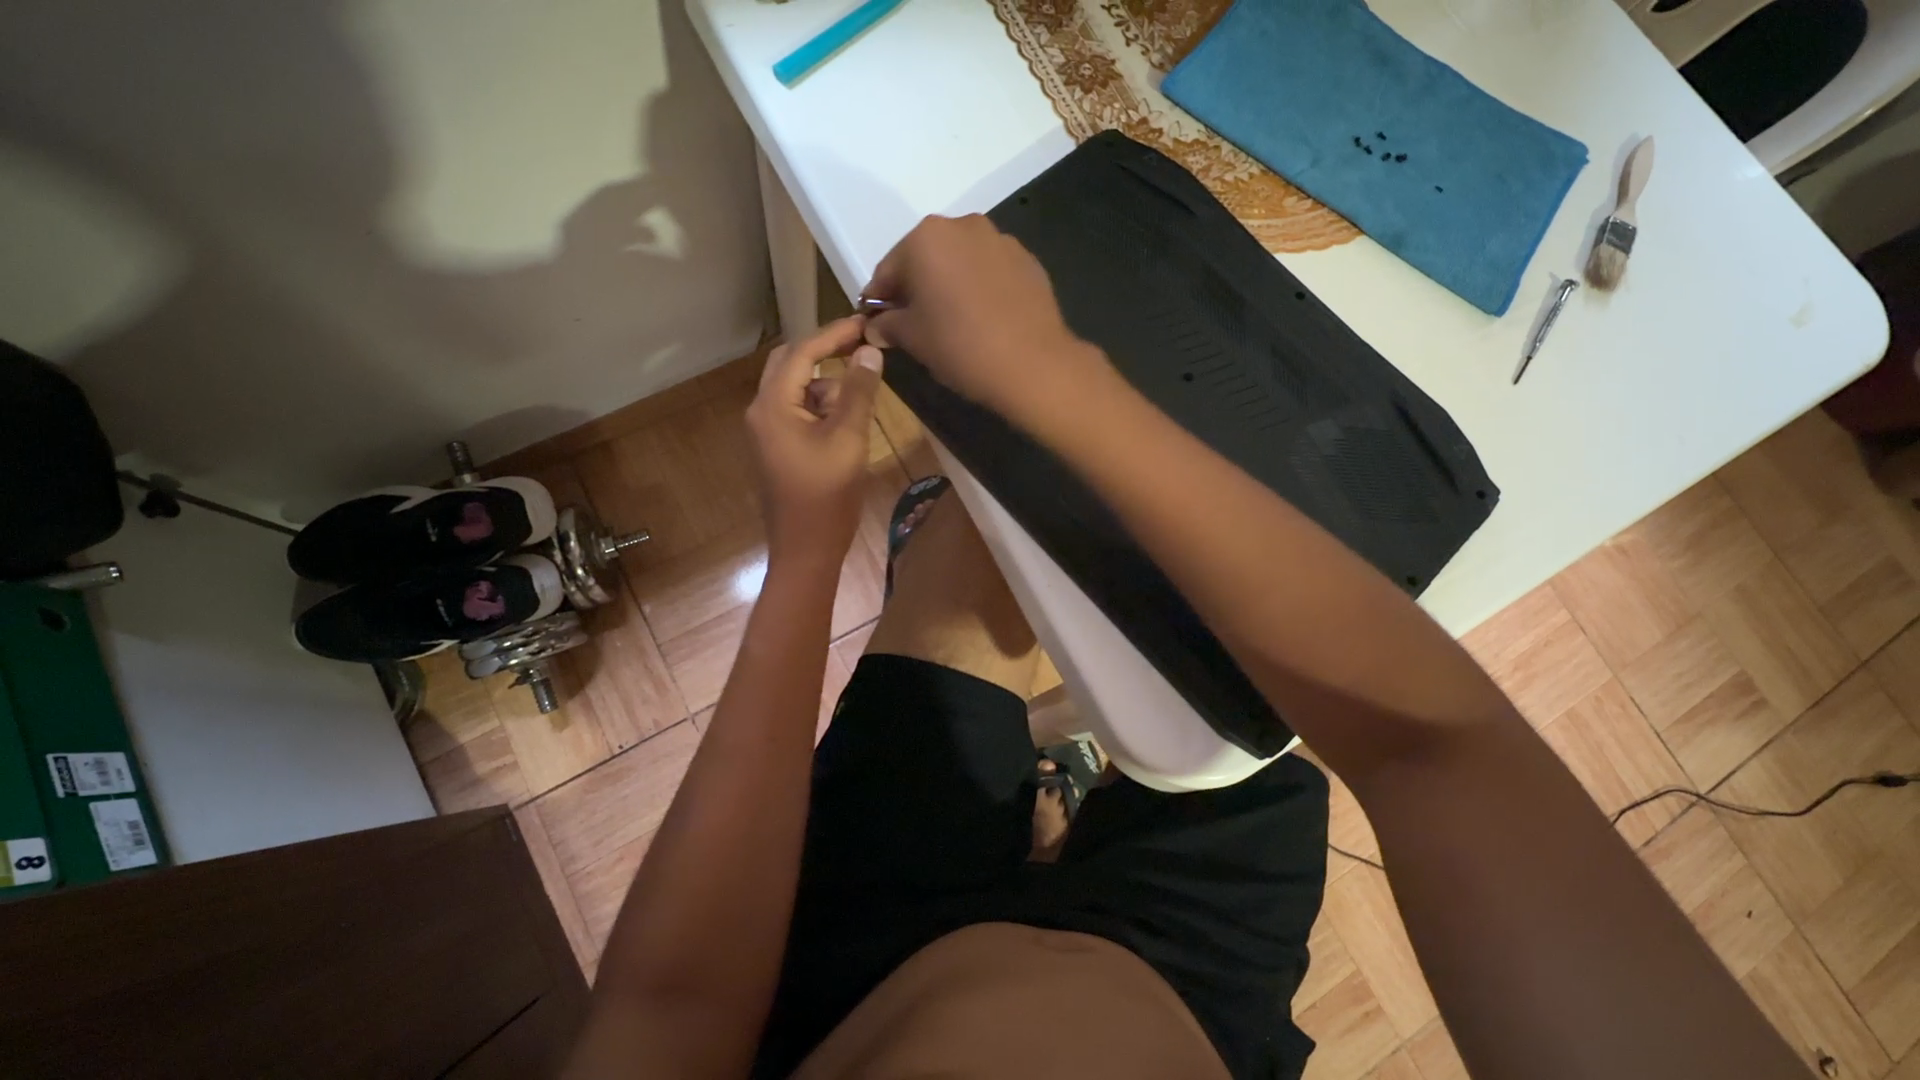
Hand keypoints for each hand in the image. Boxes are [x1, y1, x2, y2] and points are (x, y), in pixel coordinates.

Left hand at [746, 317, 884, 567]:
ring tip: (860, 400)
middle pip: (791, 363)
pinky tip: (847, 422)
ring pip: (796, 388)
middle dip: (825, 353)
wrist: (806, 549)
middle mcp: (761, 411)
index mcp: (773, 405)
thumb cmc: (827, 495)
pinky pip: (797, 411)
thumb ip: (859, 391)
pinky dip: (821, 405)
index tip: (865, 322)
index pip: (802, 352)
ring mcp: (766, 431)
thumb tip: (869, 351)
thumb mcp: (848, 438)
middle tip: (862, 348)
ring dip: (826, 383)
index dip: (834, 333)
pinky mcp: (777, 447)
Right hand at [862, 215, 1105, 424]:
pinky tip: (984, 319)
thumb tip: (876, 326)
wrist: (1033, 364)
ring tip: (953, 322)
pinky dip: (980, 288)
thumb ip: (887, 324)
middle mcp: (963, 226)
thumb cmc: (960, 346)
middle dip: (916, 287)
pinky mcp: (1028, 261)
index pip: (888, 270)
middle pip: (925, 258)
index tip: (878, 325)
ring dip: (950, 285)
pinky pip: (991, 272)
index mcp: (925, 238)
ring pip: (960, 262)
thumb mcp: (912, 338)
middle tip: (915, 325)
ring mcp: (1000, 240)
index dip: (880, 300)